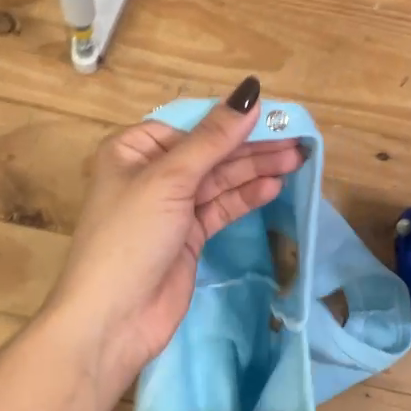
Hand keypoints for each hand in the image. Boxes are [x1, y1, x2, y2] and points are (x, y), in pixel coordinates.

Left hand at [45, 76, 303, 393]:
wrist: (113, 319)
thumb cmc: (130, 238)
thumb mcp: (169, 180)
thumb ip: (213, 139)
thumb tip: (250, 92)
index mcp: (133, 149)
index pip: (190, 125)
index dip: (230, 119)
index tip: (273, 113)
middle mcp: (151, 174)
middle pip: (209, 152)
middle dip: (250, 146)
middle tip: (297, 140)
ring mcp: (171, 208)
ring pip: (219, 180)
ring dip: (255, 170)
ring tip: (296, 160)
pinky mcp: (188, 237)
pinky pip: (220, 208)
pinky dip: (246, 197)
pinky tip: (273, 186)